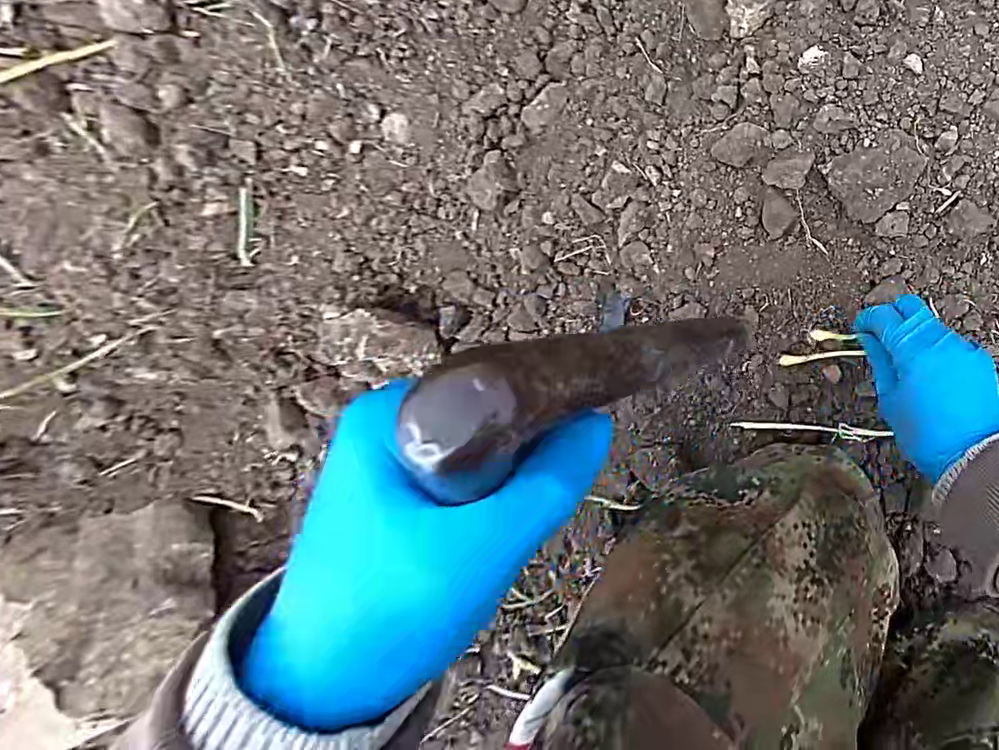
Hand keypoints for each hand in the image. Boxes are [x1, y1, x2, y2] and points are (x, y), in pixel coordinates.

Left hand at [240, 382, 610, 731]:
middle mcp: (387, 422)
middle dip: (529, 453)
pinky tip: (494, 527)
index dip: (546, 410)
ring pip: (495, 441)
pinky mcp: (405, 483)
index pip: (499, 385)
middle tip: (526, 504)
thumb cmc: (392, 612)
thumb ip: (553, 480)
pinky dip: (500, 491)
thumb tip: (597, 421)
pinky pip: (480, 465)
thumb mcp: (489, 545)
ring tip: (508, 522)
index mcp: (387, 415)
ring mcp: (394, 453)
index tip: (565, 451)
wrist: (322, 692)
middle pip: (500, 413)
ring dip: (518, 476)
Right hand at [855, 295, 998, 480]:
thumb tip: (868, 337)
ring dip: (917, 335)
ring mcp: (963, 346)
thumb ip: (879, 361)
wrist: (973, 455)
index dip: (868, 318)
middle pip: (911, 306)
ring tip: (911, 365)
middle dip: (893, 315)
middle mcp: (940, 339)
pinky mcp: (979, 357)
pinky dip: (939, 349)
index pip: (884, 315)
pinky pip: (953, 343)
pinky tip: (936, 375)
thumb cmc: (925, 436)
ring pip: (933, 325)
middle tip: (883, 336)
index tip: (861, 328)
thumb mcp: (891, 400)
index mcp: (913, 349)